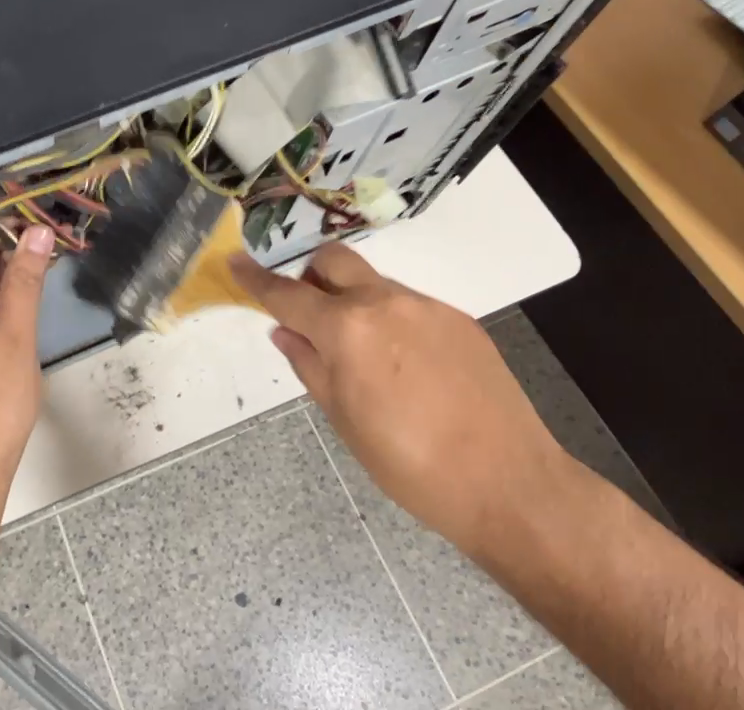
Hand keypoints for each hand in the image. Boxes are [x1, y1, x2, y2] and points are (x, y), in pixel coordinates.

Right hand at [228, 243, 566, 554]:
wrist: (507, 483)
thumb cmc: (410, 465)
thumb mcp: (345, 420)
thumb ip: (310, 366)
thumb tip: (286, 333)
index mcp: (348, 330)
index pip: (288, 294)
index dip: (256, 280)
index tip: (235, 263)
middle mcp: (385, 303)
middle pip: (333, 261)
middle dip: (311, 276)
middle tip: (309, 316)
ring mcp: (427, 307)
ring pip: (373, 283)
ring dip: (352, 301)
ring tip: (363, 355)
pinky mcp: (460, 320)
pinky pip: (409, 305)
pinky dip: (390, 320)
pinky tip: (405, 367)